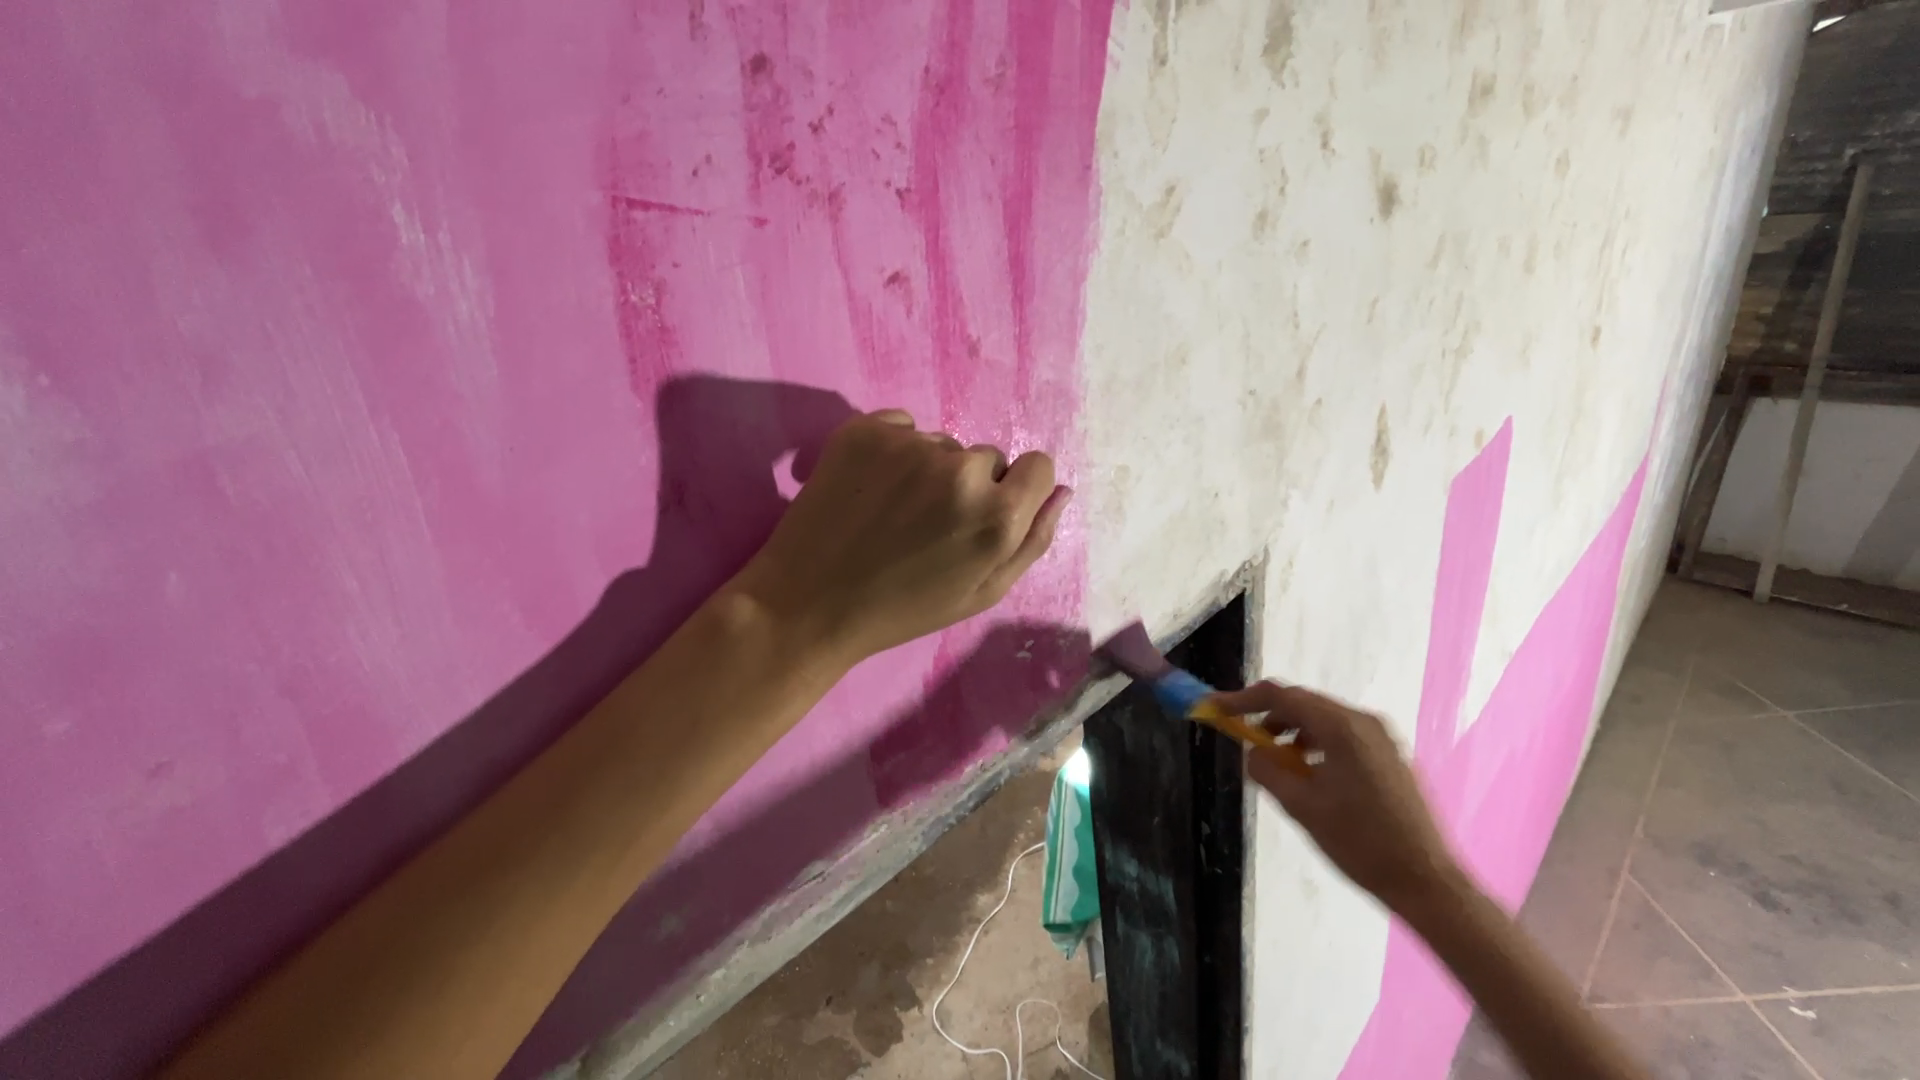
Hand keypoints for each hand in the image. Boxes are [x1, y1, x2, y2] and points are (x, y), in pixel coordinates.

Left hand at [730, 408, 1069, 662]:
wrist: (809, 602)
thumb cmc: (903, 608)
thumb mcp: (982, 593)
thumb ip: (1033, 541)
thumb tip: (1061, 491)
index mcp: (998, 516)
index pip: (1037, 465)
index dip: (1014, 490)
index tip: (983, 513)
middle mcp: (961, 470)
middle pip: (987, 457)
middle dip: (969, 484)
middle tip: (927, 525)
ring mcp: (910, 445)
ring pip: (941, 444)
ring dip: (928, 469)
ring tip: (891, 512)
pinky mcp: (866, 430)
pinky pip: (901, 428)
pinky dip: (892, 452)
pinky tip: (870, 489)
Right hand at [1214, 682, 1462, 910]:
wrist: (1425, 880)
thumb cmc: (1359, 842)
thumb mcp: (1301, 807)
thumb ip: (1268, 770)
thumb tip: (1252, 752)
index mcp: (1342, 728)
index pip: (1283, 697)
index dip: (1243, 699)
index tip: (1216, 708)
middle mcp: (1364, 722)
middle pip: (1304, 703)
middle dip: (1268, 715)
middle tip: (1241, 734)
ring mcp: (1381, 737)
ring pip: (1322, 719)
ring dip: (1291, 731)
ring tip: (1275, 762)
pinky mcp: (1389, 755)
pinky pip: (1341, 736)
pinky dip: (1314, 743)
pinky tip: (1307, 772)